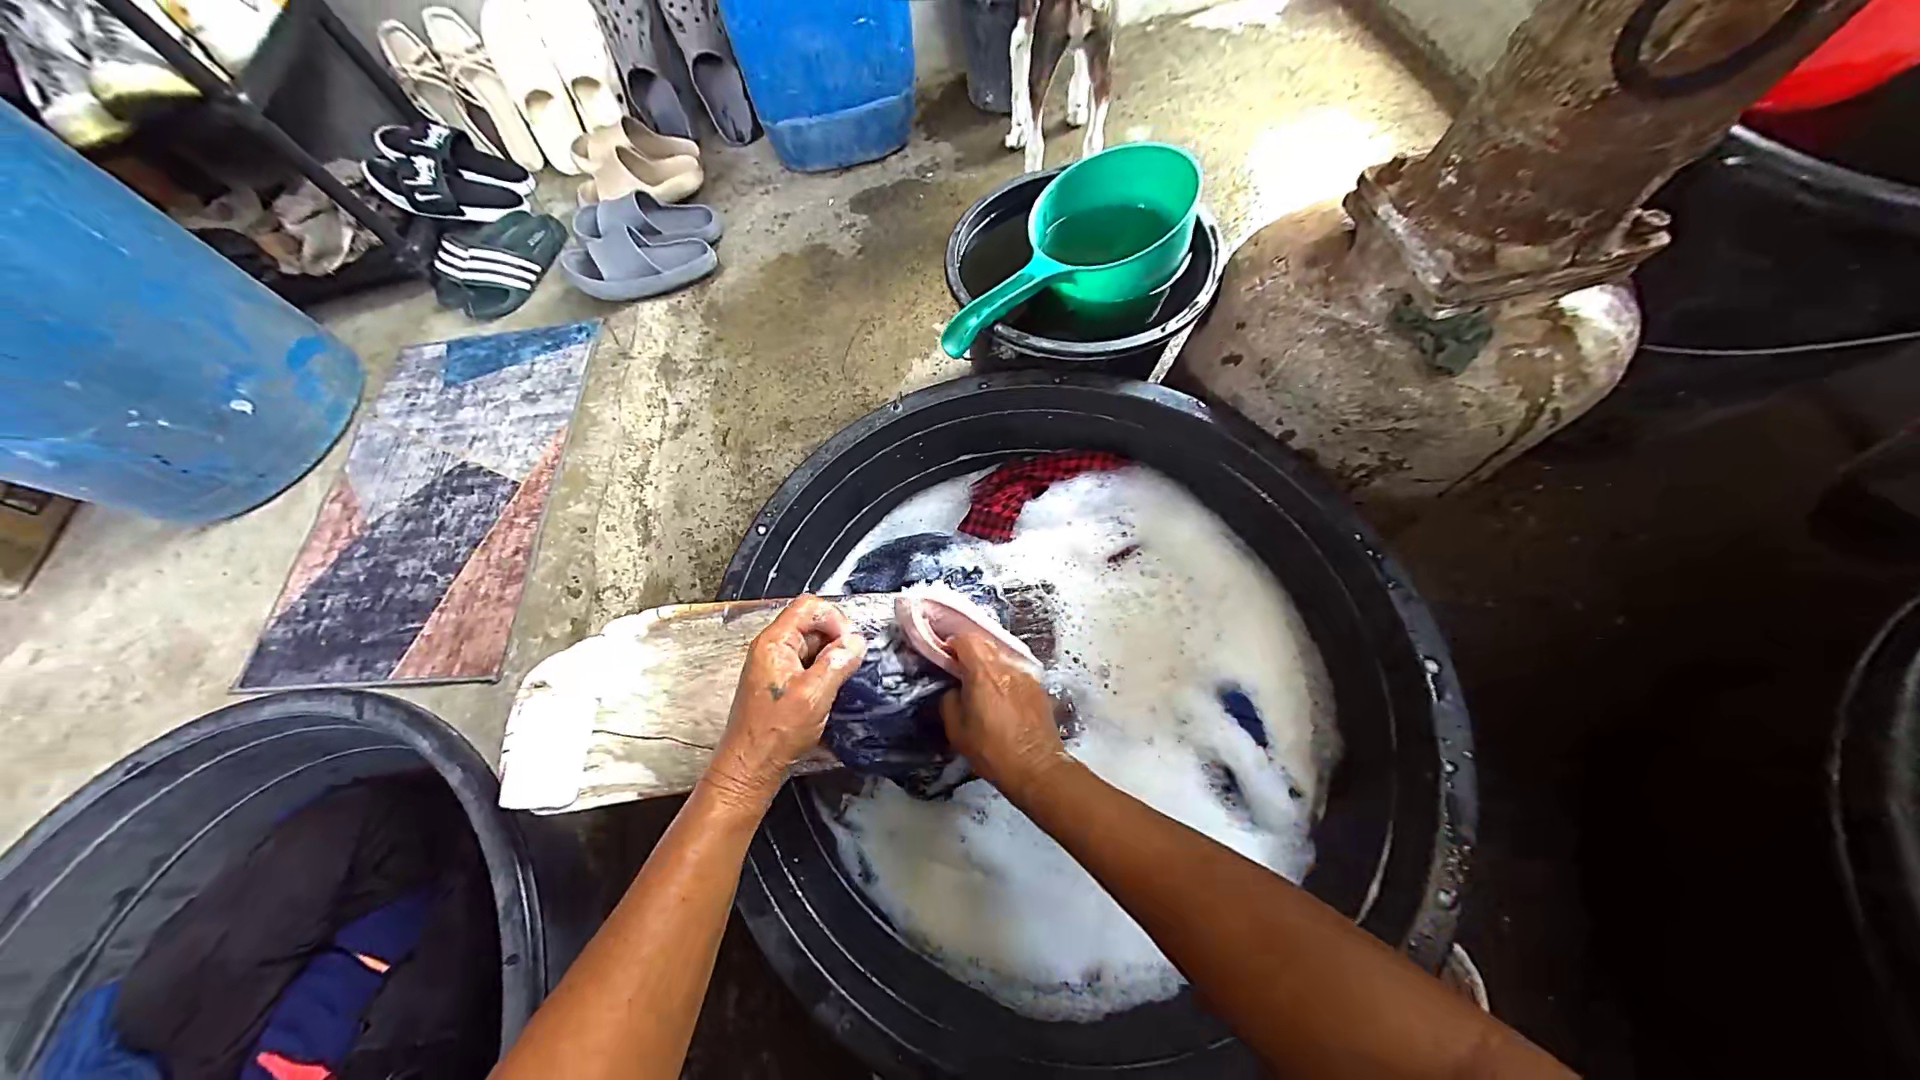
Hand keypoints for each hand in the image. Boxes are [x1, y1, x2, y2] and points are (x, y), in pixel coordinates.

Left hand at [705, 596, 865, 812]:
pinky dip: (825, 671)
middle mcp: (772, 648)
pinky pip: (809, 663)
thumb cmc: (774, 734)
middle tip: (850, 664)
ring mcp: (776, 665)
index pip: (810, 606)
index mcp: (774, 643)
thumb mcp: (814, 695)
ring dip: (832, 657)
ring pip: (814, 644)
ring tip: (841, 680)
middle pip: (813, 623)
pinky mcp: (782, 682)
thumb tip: (857, 642)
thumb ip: (837, 663)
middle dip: (837, 639)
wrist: (750, 768)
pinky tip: (830, 690)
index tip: (850, 643)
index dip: (836, 619)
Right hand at [938, 622, 1069, 796]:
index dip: (951, 644)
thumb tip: (954, 688)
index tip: (945, 657)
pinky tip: (1002, 698)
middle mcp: (1007, 667)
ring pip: (1002, 657)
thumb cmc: (992, 751)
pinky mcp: (1038, 687)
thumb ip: (949, 699)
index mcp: (983, 673)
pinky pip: (1016, 672)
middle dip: (969, 652)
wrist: (1036, 767)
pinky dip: (1005, 677)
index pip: (965, 639)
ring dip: (988, 665)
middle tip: (960, 670)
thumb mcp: (956, 729)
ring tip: (982, 686)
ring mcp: (1026, 675)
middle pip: (985, 644)